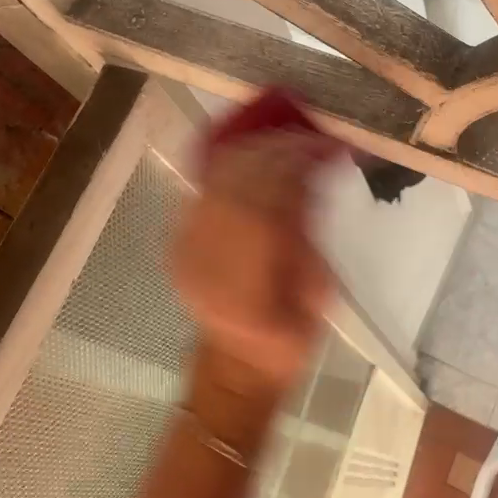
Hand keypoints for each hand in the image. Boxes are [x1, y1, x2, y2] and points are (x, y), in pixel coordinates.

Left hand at [172, 129, 340, 398]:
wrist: (236, 363)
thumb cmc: (289, 335)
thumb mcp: (317, 289)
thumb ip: (308, 234)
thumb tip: (311, 179)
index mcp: (250, 282)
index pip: (269, 205)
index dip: (294, 167)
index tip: (319, 144)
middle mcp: (209, 262)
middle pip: (236, 185)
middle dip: (271, 150)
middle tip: (301, 134)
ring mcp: (187, 250)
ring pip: (214, 183)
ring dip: (248, 152)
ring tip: (278, 137)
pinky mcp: (178, 244)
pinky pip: (201, 192)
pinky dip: (226, 168)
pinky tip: (249, 155)